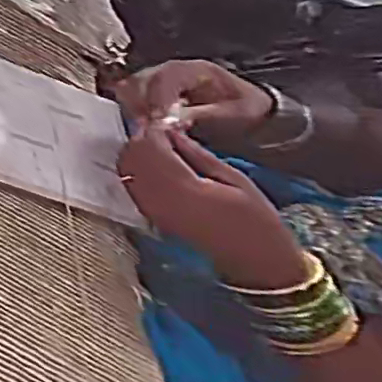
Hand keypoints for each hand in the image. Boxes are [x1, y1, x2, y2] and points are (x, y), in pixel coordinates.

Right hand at [114, 60, 273, 146]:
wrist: (252, 110)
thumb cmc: (245, 110)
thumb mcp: (232, 113)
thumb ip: (199, 115)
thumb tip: (167, 121)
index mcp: (195, 69)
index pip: (165, 78)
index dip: (157, 100)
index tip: (158, 122)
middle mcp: (171, 69)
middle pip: (139, 80)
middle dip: (140, 105)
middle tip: (149, 128)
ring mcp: (158, 77)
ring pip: (129, 87)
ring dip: (133, 108)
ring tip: (147, 127)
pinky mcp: (150, 89)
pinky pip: (130, 96)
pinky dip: (133, 110)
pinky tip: (146, 123)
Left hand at [117, 125, 309, 288]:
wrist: (255, 262)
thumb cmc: (256, 220)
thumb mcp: (235, 180)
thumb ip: (197, 154)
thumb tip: (172, 131)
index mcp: (182, 187)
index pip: (152, 146)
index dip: (155, 129)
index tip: (167, 119)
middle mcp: (156, 196)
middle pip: (133, 154)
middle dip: (143, 137)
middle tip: (163, 129)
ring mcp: (148, 206)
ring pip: (126, 166)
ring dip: (137, 150)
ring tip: (160, 143)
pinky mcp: (147, 213)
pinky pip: (129, 181)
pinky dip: (135, 166)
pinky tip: (153, 161)